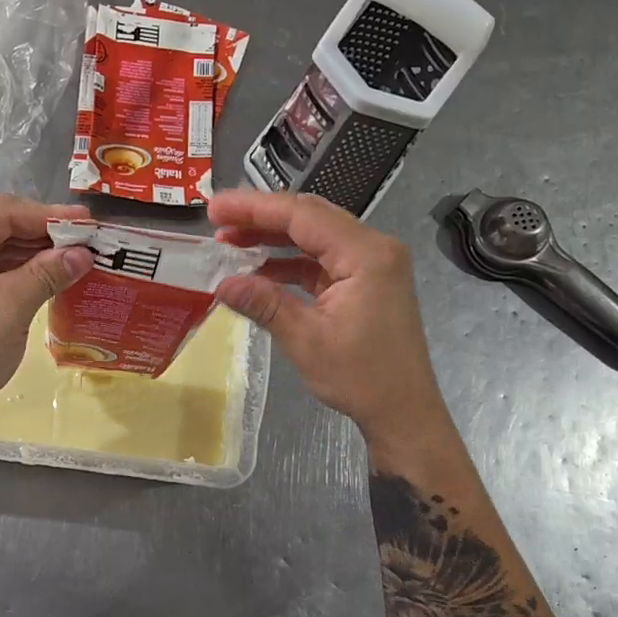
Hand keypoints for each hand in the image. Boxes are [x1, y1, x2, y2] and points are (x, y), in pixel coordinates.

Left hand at [0, 195, 93, 432]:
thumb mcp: (11, 307)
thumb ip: (47, 272)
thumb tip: (84, 252)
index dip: (46, 216)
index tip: (86, 221)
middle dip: (40, 233)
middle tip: (86, 238)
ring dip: (32, 250)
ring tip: (75, 253)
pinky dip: (17, 267)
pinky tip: (50, 268)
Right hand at [210, 189, 447, 442]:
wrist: (402, 410)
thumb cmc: (360, 377)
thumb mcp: (306, 339)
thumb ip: (265, 304)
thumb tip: (222, 284)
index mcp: (365, 255)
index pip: (302, 216)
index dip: (254, 208)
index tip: (215, 207)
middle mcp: (373, 248)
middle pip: (310, 217)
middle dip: (261, 217)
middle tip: (216, 219)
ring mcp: (371, 264)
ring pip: (314, 237)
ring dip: (272, 238)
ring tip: (229, 242)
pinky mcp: (365, 282)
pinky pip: (321, 260)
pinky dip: (288, 262)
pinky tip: (257, 270)